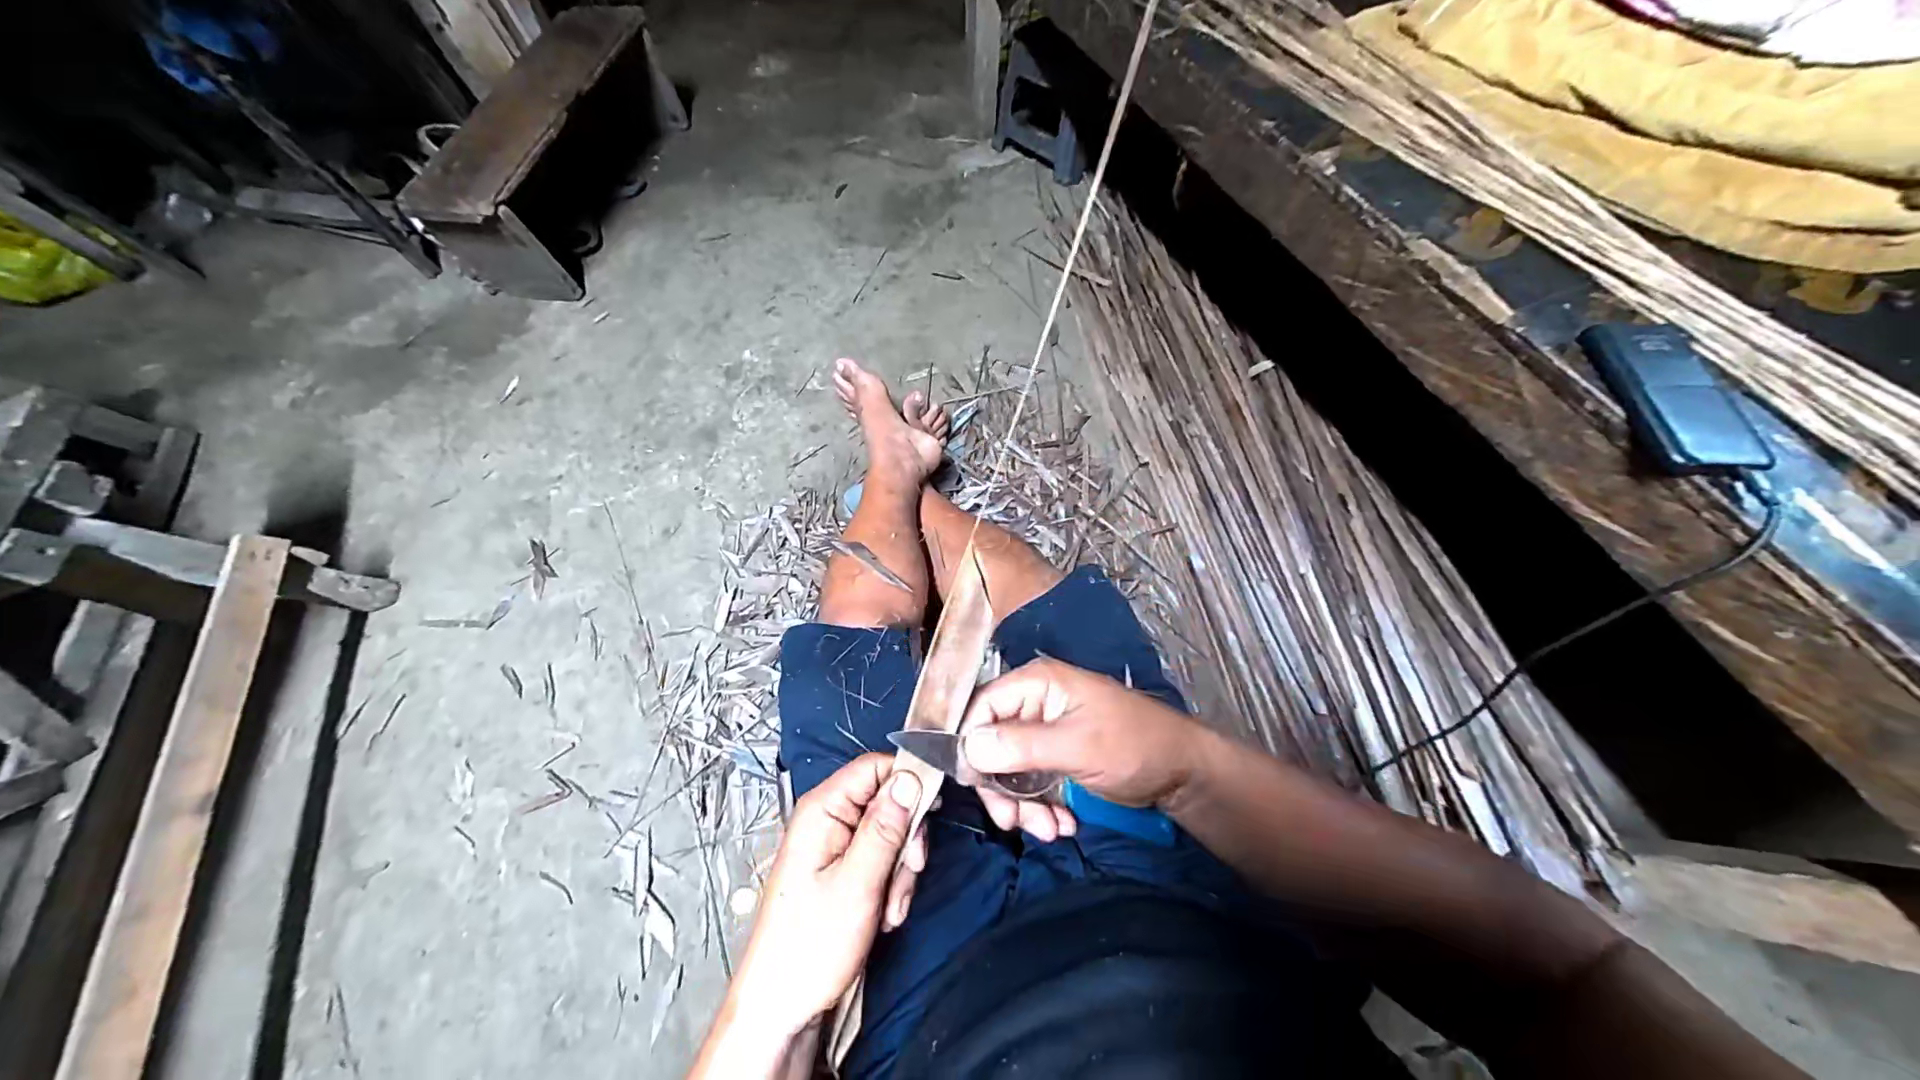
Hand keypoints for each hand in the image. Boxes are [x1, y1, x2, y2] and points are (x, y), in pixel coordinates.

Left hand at [727, 754, 927, 1037]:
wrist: (782, 1005)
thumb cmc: (807, 948)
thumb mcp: (857, 883)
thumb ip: (885, 827)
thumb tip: (909, 778)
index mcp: (822, 810)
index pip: (874, 767)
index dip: (908, 783)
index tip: (930, 813)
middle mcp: (827, 819)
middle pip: (888, 800)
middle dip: (906, 839)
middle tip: (908, 871)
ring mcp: (835, 844)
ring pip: (891, 832)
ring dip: (901, 870)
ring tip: (888, 906)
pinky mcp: (843, 867)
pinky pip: (883, 858)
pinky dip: (892, 884)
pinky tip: (882, 912)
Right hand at [960, 657, 1214, 836]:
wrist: (1183, 774)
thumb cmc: (1134, 746)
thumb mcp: (1078, 746)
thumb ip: (1021, 746)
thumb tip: (967, 748)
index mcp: (1037, 683)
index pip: (982, 706)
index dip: (971, 743)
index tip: (974, 783)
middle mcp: (1034, 703)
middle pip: (990, 743)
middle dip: (1001, 788)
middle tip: (1015, 822)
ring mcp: (1044, 732)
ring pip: (1007, 770)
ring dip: (1022, 806)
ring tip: (1050, 831)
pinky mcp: (1054, 758)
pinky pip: (1029, 784)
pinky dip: (1039, 809)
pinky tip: (1062, 825)